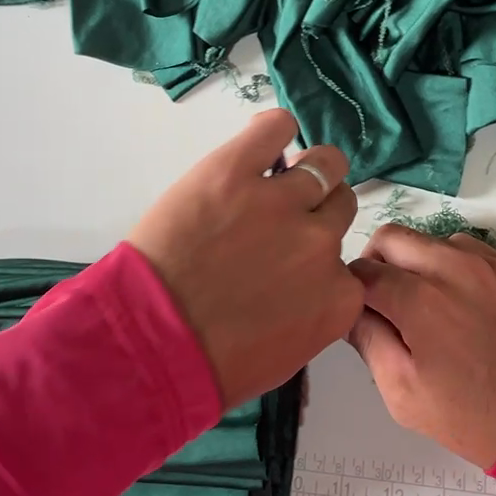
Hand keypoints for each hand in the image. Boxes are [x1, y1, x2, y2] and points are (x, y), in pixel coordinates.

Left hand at [128, 109, 362, 405]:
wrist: (148, 346)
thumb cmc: (208, 367)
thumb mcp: (282, 353)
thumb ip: (310, 314)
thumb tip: (307, 288)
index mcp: (336, 297)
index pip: (347, 264)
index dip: (319, 259)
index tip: (293, 263)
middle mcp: (321, 243)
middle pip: (341, 204)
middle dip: (317, 209)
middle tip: (281, 218)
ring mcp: (281, 203)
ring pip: (324, 163)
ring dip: (308, 168)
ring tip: (277, 174)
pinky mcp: (236, 170)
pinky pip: (275, 128)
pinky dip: (274, 131)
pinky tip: (262, 143)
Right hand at [347, 226, 495, 467]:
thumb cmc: (471, 417)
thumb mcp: (402, 393)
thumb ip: (368, 341)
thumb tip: (352, 310)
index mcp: (418, 300)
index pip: (362, 271)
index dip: (351, 288)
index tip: (356, 308)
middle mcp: (451, 268)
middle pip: (391, 237)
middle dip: (376, 261)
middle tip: (382, 298)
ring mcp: (487, 263)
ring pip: (430, 239)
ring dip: (416, 262)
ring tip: (425, 303)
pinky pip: (468, 249)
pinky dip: (451, 266)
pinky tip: (459, 302)